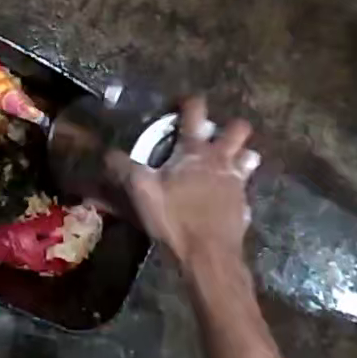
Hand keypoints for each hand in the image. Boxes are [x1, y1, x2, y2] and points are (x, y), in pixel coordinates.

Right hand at [112, 96, 257, 274]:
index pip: (196, 110)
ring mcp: (237, 182)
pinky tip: (224, 200)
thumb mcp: (142, 192)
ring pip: (250, 157)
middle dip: (230, 127)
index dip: (188, 101)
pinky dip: (236, 190)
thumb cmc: (176, 218)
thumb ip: (123, 169)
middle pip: (239, 129)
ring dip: (241, 155)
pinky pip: (244, 191)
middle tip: (213, 137)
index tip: (179, 104)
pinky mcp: (244, 206)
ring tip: (226, 164)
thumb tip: (107, 153)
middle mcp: (222, 159)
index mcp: (196, 150)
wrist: (209, 256)